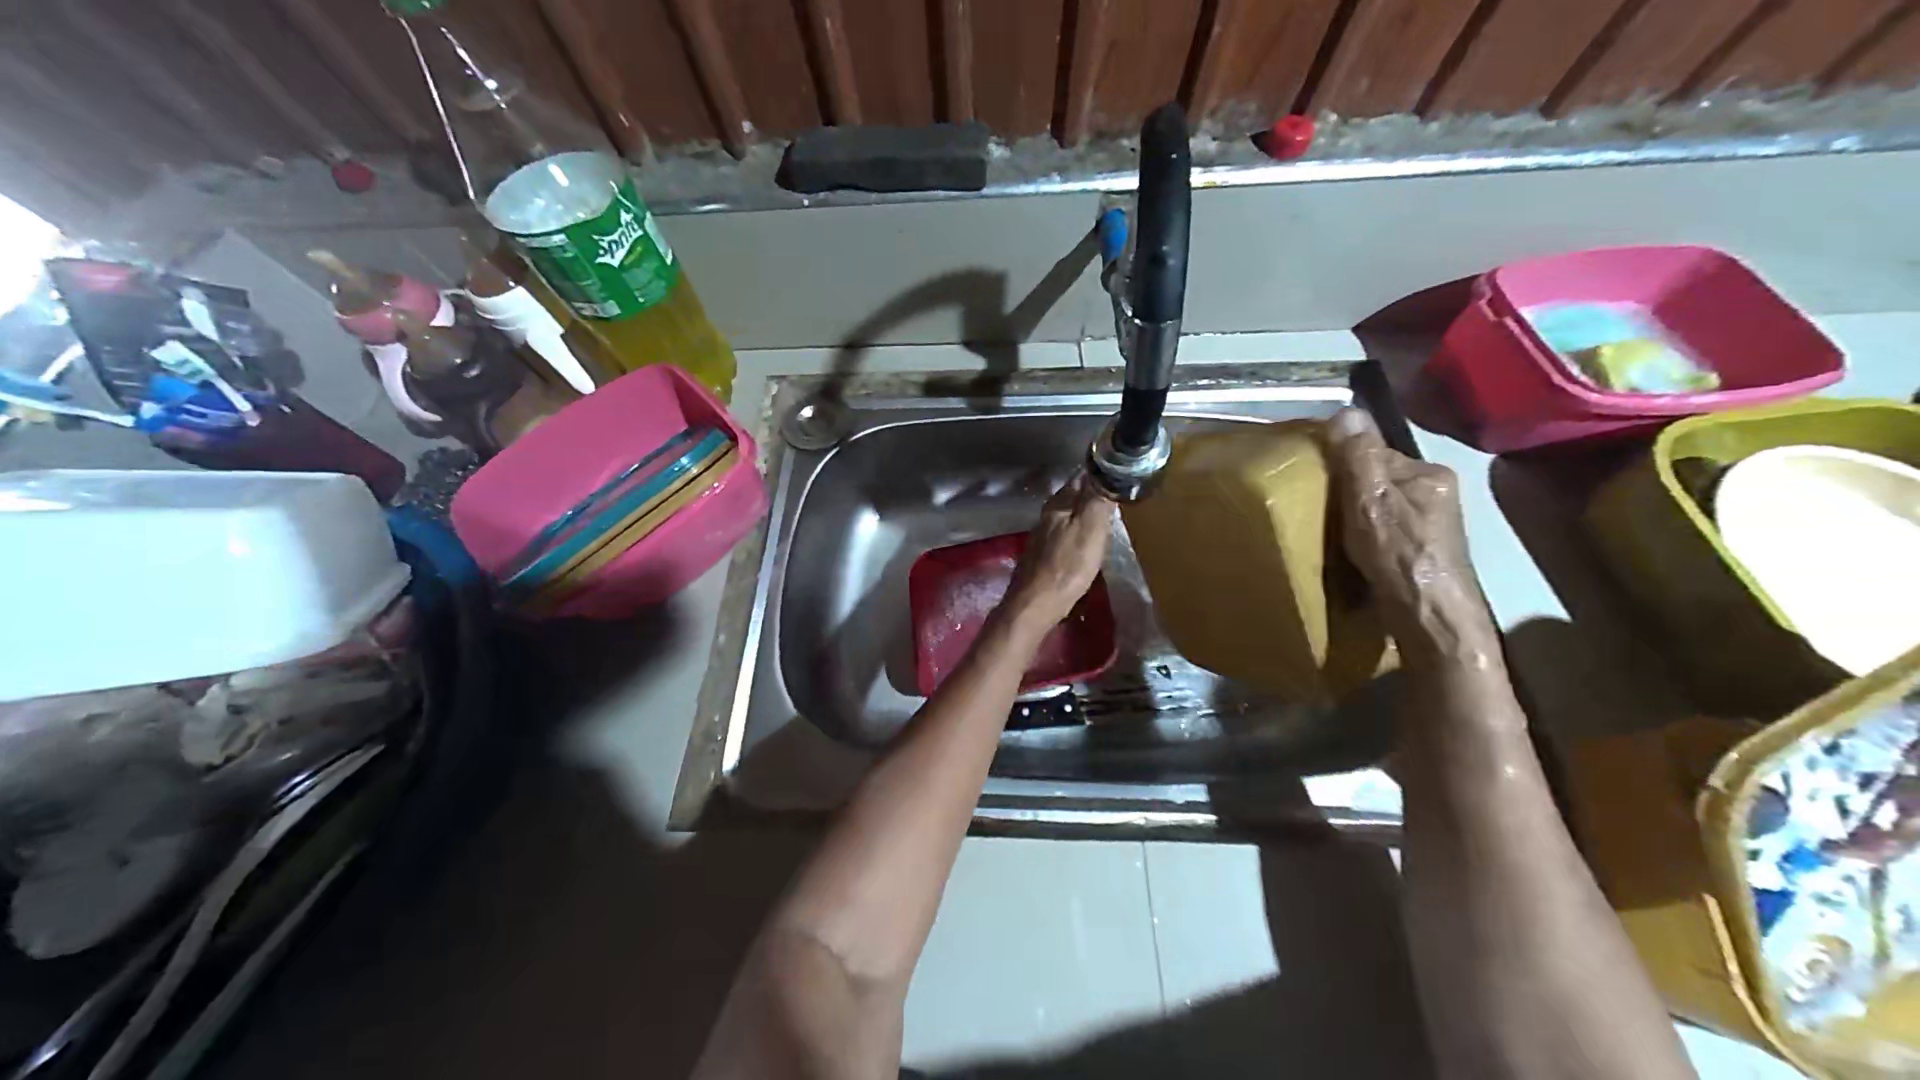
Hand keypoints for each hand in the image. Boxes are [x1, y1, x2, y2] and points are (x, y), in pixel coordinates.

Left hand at [1004, 472, 1114, 628]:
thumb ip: (1097, 500)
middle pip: (1073, 497)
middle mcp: (1047, 516)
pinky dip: (1078, 534)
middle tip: (1116, 494)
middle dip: (1093, 494)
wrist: (1036, 604)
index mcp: (1058, 505)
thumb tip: (1104, 471)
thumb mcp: (1090, 530)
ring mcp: (1042, 536)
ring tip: (1106, 517)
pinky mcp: (1043, 556)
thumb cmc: (1067, 566)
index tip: (1118, 473)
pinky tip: (1087, 543)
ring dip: (1085, 515)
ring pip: (1068, 517)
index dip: (1099, 474)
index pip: (1080, 478)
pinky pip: (1065, 536)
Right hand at [1325, 408, 1498, 669]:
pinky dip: (1369, 536)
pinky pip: (1389, 530)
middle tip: (1319, 507)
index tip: (1316, 476)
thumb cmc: (1398, 554)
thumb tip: (1345, 410)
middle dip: (1351, 489)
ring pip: (1385, 506)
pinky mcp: (1425, 554)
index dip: (1343, 461)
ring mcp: (1436, 526)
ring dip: (1359, 514)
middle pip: (1381, 479)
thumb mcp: (1371, 499)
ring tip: (1332, 532)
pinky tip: (1354, 553)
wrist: (1429, 617)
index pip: (1377, 452)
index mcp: (1430, 473)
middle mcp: (1438, 493)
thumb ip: (1358, 456)